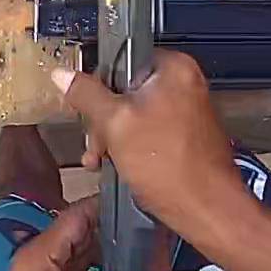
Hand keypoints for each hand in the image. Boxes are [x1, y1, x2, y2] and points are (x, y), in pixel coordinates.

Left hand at [0, 198, 167, 270]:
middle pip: (84, 239)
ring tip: (156, 267)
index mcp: (39, 257)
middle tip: (161, 240)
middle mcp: (39, 265)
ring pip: (84, 266)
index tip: (145, 205)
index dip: (110, 207)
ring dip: (115, 267)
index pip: (78, 215)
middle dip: (119, 239)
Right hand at [51, 50, 245, 233]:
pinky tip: (119, 162)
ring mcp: (186, 109)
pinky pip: (148, 128)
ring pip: (134, 111)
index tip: (89, 103)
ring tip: (103, 155)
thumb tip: (64, 74)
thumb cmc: (171, 166)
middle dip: (105, 117)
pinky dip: (131, 143)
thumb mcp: (114, 123)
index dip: (100, 84)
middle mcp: (185, 83)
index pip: (121, 58)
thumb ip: (87, 94)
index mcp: (174, 67)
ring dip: (113, 134)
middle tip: (98, 138)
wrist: (207, 211)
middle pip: (126, 88)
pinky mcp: (185, 133)